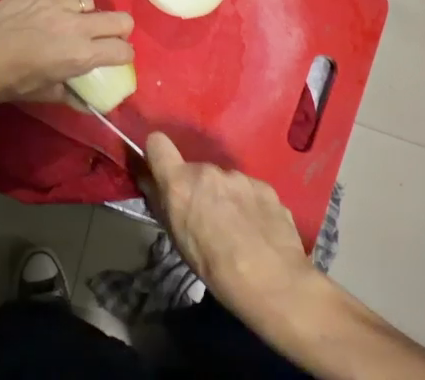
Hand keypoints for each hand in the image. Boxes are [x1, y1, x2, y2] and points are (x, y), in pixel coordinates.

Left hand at [0, 0, 132, 104]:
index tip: (118, 57)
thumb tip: (87, 102)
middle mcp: (77, 27)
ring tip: (80, 18)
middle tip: (109, 37)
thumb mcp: (46, 95)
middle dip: (121, 30)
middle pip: (119, 20)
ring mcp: (59, 4)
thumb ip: (72, 96)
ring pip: (92, 1)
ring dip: (91, 12)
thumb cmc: (13, 81)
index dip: (124, 55)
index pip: (122, 51)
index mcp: (81, 55)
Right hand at [143, 132, 312, 315]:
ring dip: (225, 197)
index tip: (163, 172)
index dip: (157, 154)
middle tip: (208, 217)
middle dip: (199, 188)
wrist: (272, 282)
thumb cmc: (214, 267)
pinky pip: (250, 190)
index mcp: (180, 182)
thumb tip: (152, 182)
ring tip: (238, 228)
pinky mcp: (266, 187)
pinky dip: (249, 204)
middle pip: (196, 170)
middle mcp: (209, 171)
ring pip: (225, 181)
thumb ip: (163, 203)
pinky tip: (258, 230)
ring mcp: (240, 177)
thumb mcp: (177, 239)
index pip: (157, 143)